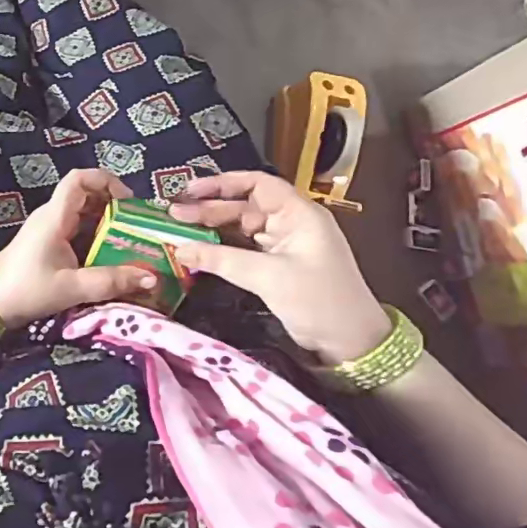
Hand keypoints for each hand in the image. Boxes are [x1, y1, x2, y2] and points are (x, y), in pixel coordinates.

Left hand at [0, 168, 155, 328]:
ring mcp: (49, 229)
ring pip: (83, 213)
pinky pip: (77, 229)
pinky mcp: (48, 244)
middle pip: (85, 194)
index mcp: (54, 217)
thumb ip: (111, 281)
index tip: (128, 201)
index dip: (106, 181)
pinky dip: (95, 236)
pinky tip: (110, 254)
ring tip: (129, 239)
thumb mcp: (72, 287)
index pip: (79, 179)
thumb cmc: (26, 290)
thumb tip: (151, 277)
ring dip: (106, 222)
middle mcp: (51, 216)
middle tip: (136, 224)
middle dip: (113, 204)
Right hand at [169, 171, 391, 367]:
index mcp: (299, 214)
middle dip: (209, 209)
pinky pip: (245, 248)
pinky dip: (223, 248)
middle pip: (244, 206)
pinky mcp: (279, 265)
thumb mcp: (268, 278)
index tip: (190, 190)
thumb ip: (222, 260)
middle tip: (173, 215)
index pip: (258, 184)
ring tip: (179, 230)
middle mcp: (291, 223)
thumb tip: (180, 249)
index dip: (223, 183)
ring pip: (242, 228)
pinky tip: (200, 251)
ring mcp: (285, 244)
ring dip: (212, 229)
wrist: (353, 344)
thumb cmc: (320, 302)